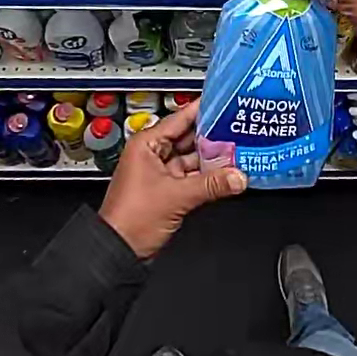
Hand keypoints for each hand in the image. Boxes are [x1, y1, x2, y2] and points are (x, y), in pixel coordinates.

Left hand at [99, 102, 245, 259]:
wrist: (118, 253)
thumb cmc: (131, 219)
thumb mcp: (176, 196)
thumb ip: (211, 184)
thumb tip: (238, 176)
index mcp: (147, 144)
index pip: (179, 118)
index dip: (202, 110)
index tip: (223, 103)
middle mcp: (153, 154)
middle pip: (188, 137)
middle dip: (213, 135)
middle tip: (237, 128)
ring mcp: (160, 172)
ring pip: (192, 157)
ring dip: (212, 157)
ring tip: (237, 150)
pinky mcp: (166, 189)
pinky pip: (191, 175)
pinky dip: (207, 175)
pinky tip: (225, 173)